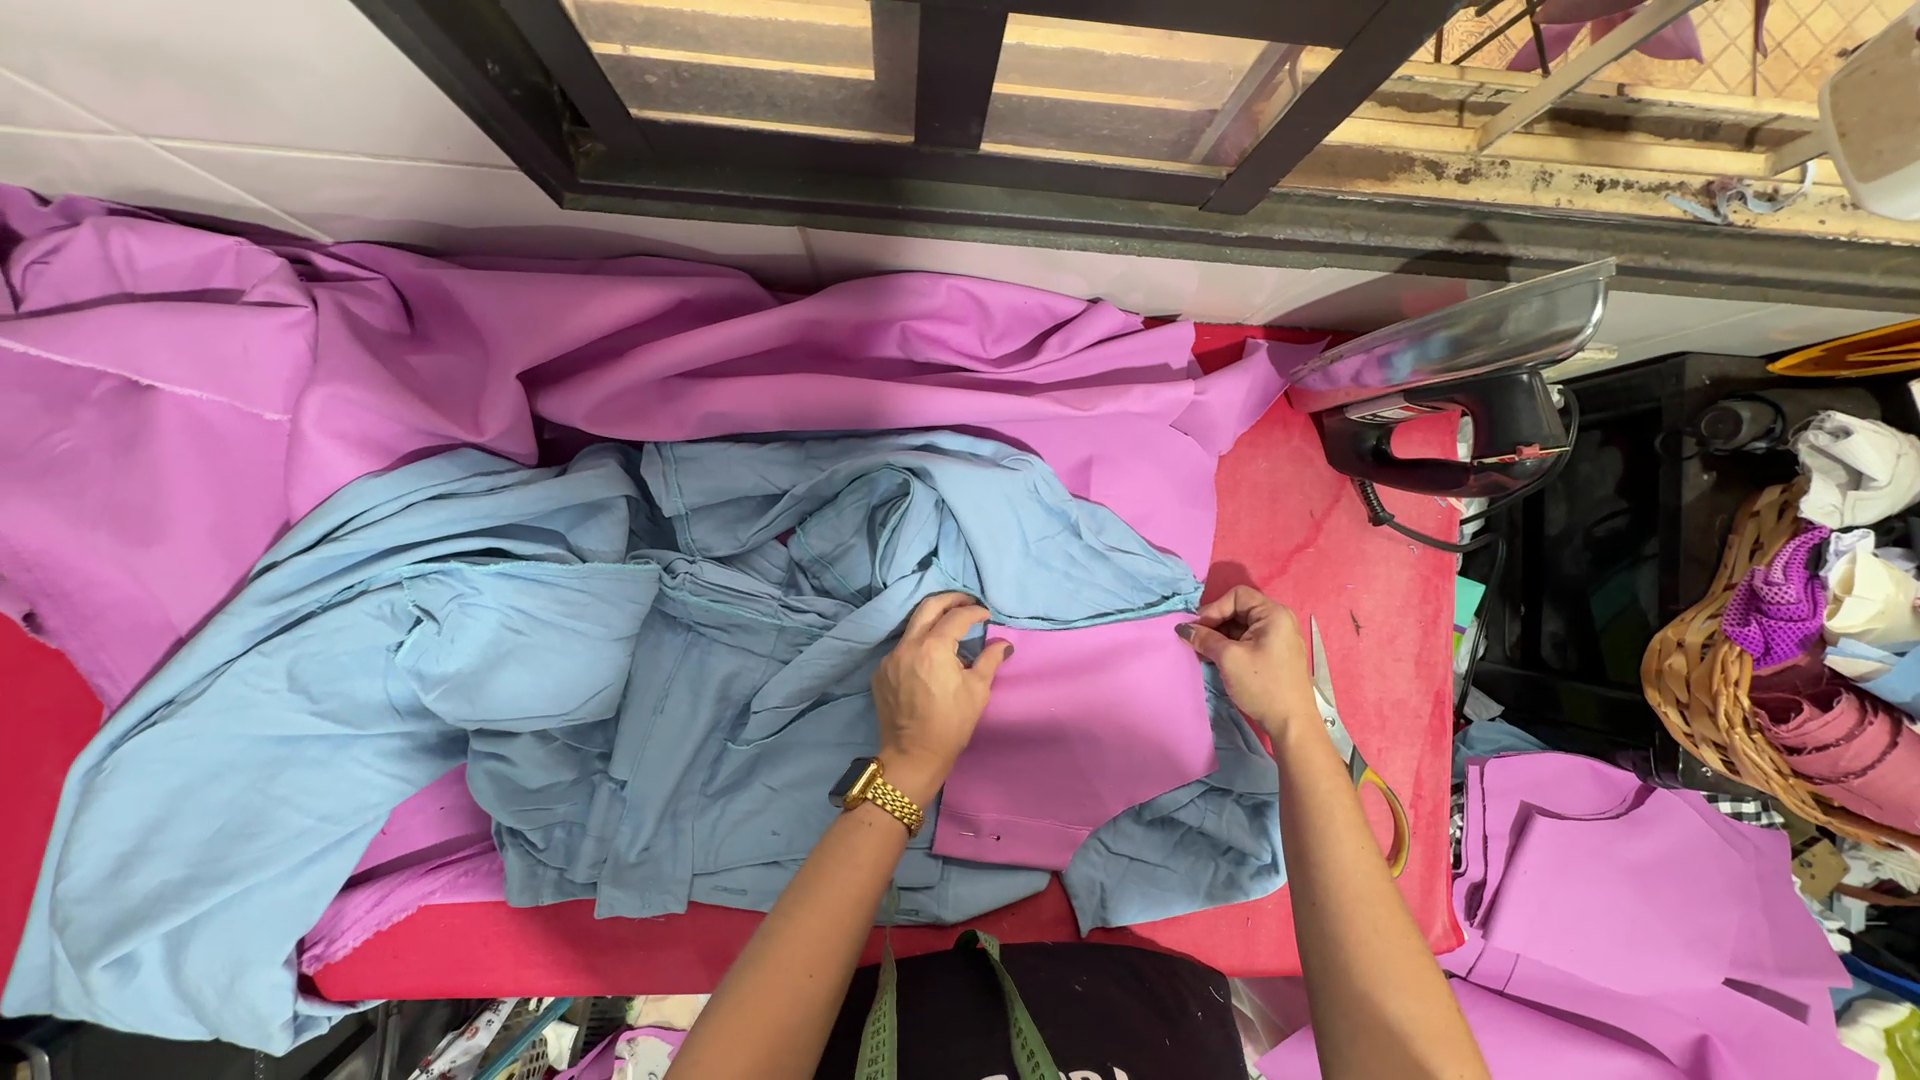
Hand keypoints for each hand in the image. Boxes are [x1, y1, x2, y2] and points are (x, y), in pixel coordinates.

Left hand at [872, 592, 1013, 799]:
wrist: (913, 754)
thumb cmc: (951, 724)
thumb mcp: (977, 690)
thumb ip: (989, 660)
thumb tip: (1003, 644)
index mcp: (933, 648)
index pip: (956, 616)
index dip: (974, 612)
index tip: (986, 615)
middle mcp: (908, 646)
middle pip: (928, 607)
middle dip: (950, 599)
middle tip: (967, 602)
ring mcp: (890, 658)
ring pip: (912, 627)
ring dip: (933, 621)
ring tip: (951, 626)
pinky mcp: (881, 672)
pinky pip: (902, 648)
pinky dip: (919, 644)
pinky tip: (931, 657)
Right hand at [1177, 585, 1321, 738]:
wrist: (1292, 723)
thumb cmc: (1262, 685)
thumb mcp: (1229, 658)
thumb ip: (1204, 638)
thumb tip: (1183, 628)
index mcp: (1273, 614)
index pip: (1237, 595)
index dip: (1214, 608)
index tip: (1198, 629)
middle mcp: (1279, 620)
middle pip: (1238, 609)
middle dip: (1215, 623)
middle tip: (1197, 640)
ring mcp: (1278, 638)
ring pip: (1241, 626)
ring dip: (1220, 636)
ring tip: (1204, 652)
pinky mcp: (1274, 654)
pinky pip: (1248, 640)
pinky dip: (1230, 645)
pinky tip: (1216, 658)